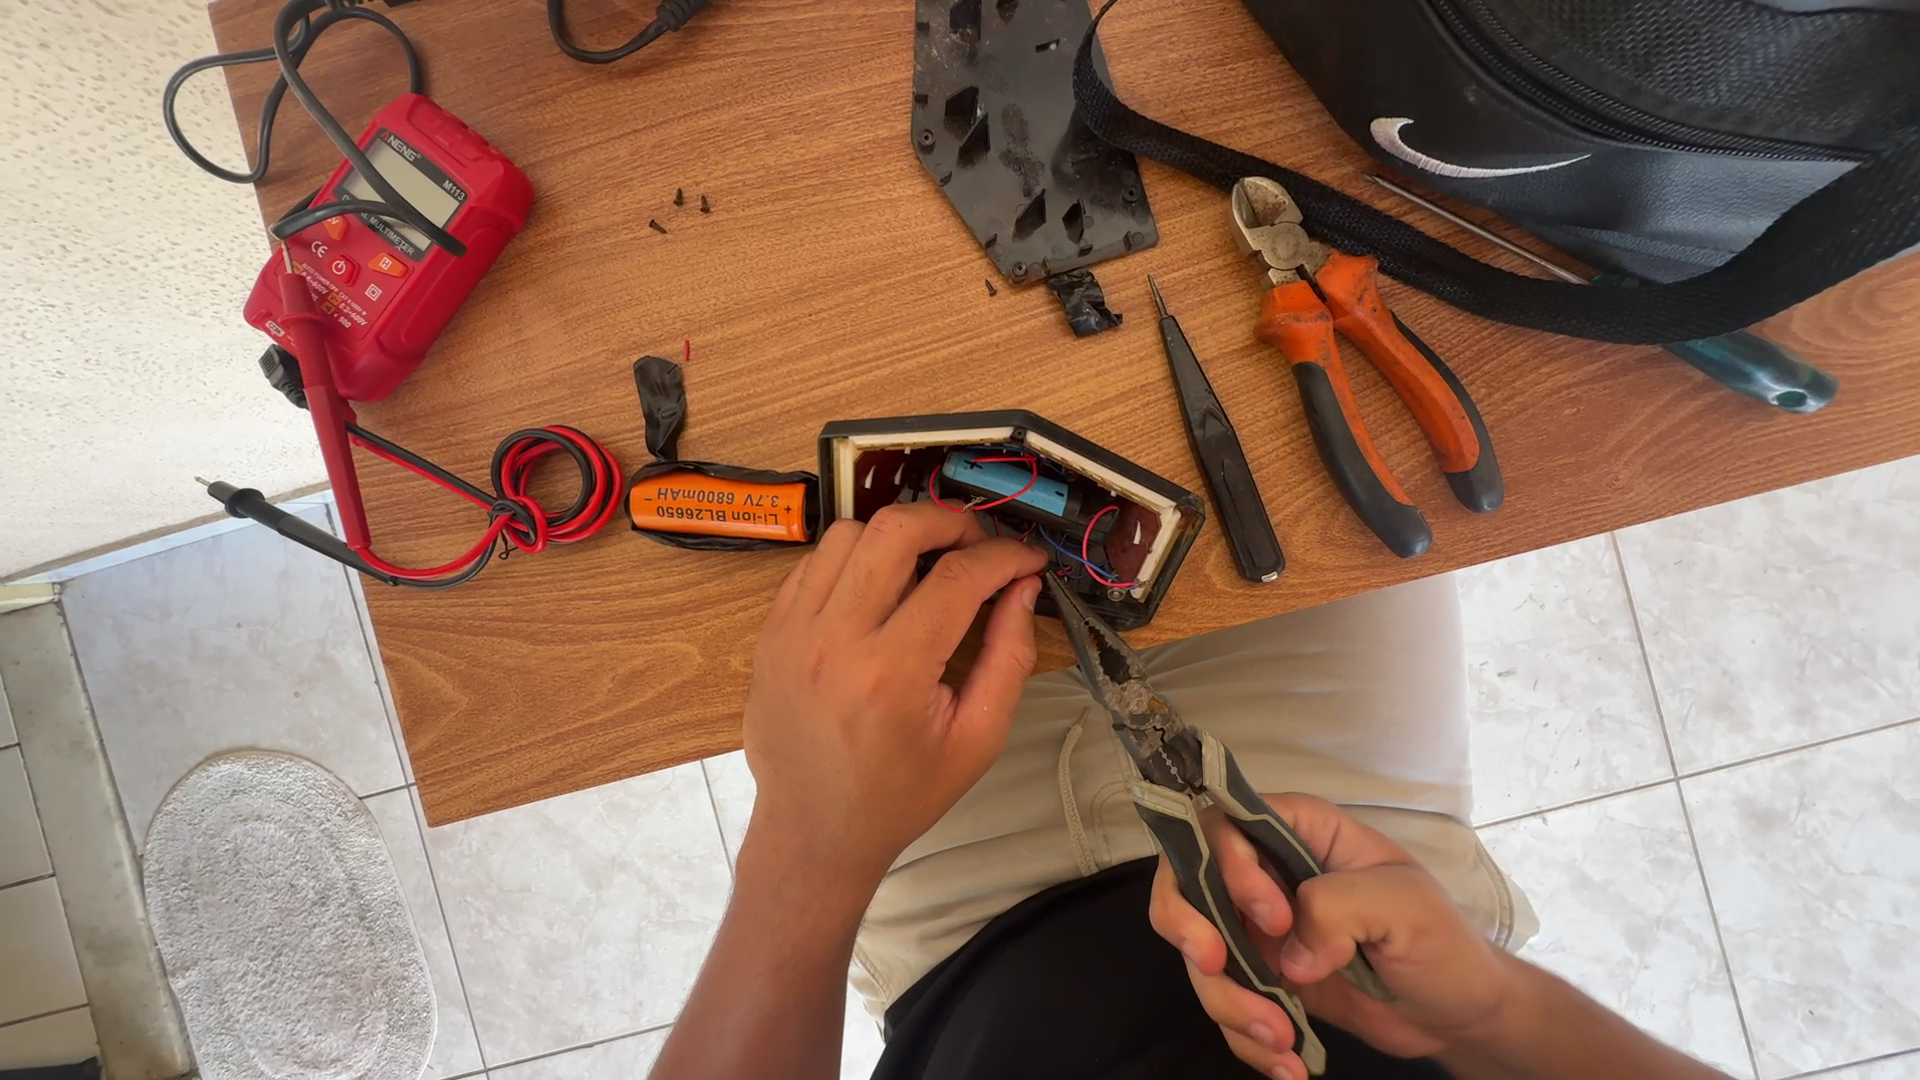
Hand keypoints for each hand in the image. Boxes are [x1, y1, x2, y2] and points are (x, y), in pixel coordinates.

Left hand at [739, 501, 1048, 889]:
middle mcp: (834, 640)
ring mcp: (792, 631)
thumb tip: (1023, 587)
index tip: (1026, 560)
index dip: (1004, 556)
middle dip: (951, 520)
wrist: (813, 832)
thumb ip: (1010, 657)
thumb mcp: (978, 738)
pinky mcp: (770, 631)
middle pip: (894, 529)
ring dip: (897, 535)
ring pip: (848, 533)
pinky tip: (878, 585)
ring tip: (926, 565)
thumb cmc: (902, 794)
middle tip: (978, 545)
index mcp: (893, 674)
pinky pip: (814, 562)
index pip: (958, 577)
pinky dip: (854, 557)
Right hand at [1148, 794, 1516, 1077]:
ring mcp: (1252, 923)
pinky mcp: (1258, 973)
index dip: (1228, 865)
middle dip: (1185, 924)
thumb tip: (1288, 956)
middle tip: (1213, 964)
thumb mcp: (1404, 904)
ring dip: (1224, 997)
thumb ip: (1339, 906)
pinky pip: (1222, 996)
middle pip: (1183, 876)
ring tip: (1279, 1040)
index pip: (1223, 823)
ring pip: (1195, 946)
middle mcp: (1260, 868)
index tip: (1275, 920)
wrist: (1458, 1016)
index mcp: (1293, 829)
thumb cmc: (1442, 941)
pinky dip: (1242, 1035)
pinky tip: (1286, 1063)